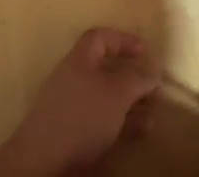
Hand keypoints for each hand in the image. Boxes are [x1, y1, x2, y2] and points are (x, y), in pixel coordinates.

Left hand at [0, 28, 160, 176]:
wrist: (45, 161)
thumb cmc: (82, 116)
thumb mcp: (117, 92)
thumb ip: (137, 78)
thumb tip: (153, 70)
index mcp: (80, 60)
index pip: (101, 37)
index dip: (124, 39)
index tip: (146, 51)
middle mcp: (75, 79)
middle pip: (107, 70)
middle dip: (134, 78)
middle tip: (154, 89)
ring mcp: (74, 107)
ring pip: (108, 98)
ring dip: (132, 104)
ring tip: (153, 114)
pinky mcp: (75, 133)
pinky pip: (104, 120)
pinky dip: (124, 123)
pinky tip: (141, 131)